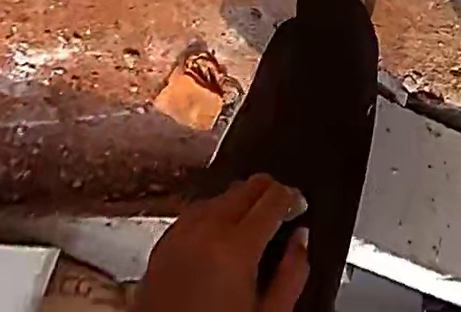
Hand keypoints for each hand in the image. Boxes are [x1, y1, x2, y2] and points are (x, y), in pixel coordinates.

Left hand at [135, 174, 310, 311]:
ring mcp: (178, 238)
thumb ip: (292, 274)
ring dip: (240, 203)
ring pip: (221, 195)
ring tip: (251, 227)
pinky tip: (220, 237)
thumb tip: (300, 238)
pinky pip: (195, 213)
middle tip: (279, 214)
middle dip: (268, 194)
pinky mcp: (160, 250)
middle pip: (247, 187)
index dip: (292, 198)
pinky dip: (213, 215)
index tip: (298, 207)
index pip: (274, 196)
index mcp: (235, 248)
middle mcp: (205, 232)